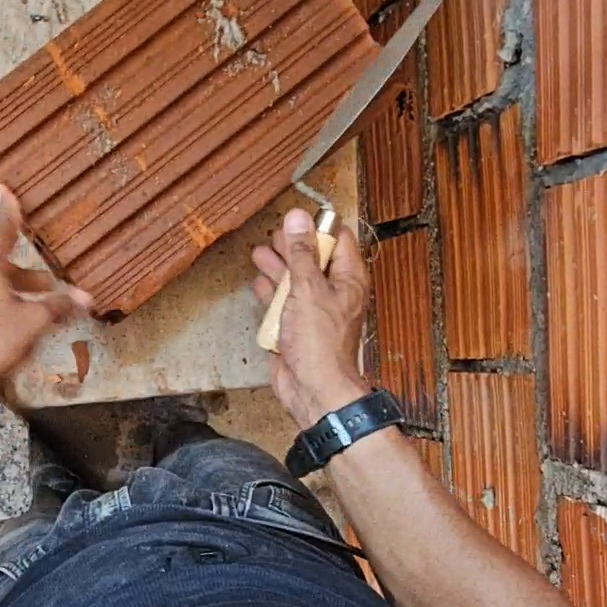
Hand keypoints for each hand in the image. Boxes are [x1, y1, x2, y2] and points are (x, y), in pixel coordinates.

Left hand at [0, 185, 90, 418]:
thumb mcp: (32, 323)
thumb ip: (58, 307)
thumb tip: (87, 297)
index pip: (4, 231)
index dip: (10, 211)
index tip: (4, 188)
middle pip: (3, 269)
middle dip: (28, 278)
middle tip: (50, 288)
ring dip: (15, 299)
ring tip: (35, 319)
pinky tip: (10, 338)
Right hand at [252, 208, 370, 428]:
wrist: (312, 388)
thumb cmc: (319, 344)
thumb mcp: (307, 289)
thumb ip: (300, 253)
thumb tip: (297, 218)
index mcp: (348, 279)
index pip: (337, 239)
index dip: (317, 227)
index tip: (295, 220)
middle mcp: (334, 293)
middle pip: (313, 259)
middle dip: (292, 246)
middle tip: (274, 234)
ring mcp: (314, 311)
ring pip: (295, 282)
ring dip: (277, 268)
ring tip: (259, 254)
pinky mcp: (297, 328)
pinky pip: (284, 306)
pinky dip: (271, 295)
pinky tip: (259, 285)